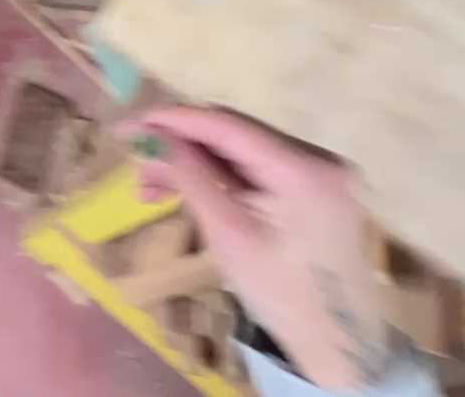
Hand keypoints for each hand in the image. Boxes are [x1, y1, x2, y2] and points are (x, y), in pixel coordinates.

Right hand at [125, 107, 390, 390]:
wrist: (339, 344)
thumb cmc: (280, 293)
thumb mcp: (225, 232)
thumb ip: (188, 173)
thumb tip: (147, 131)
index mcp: (305, 171)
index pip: (225, 124)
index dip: (170, 119)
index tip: (126, 126)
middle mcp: (318, 159)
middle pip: (229, 132)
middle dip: (177, 144)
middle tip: (135, 159)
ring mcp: (316, 170)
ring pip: (233, 147)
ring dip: (189, 161)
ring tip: (149, 185)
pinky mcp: (309, 183)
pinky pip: (248, 164)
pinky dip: (213, 173)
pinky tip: (180, 188)